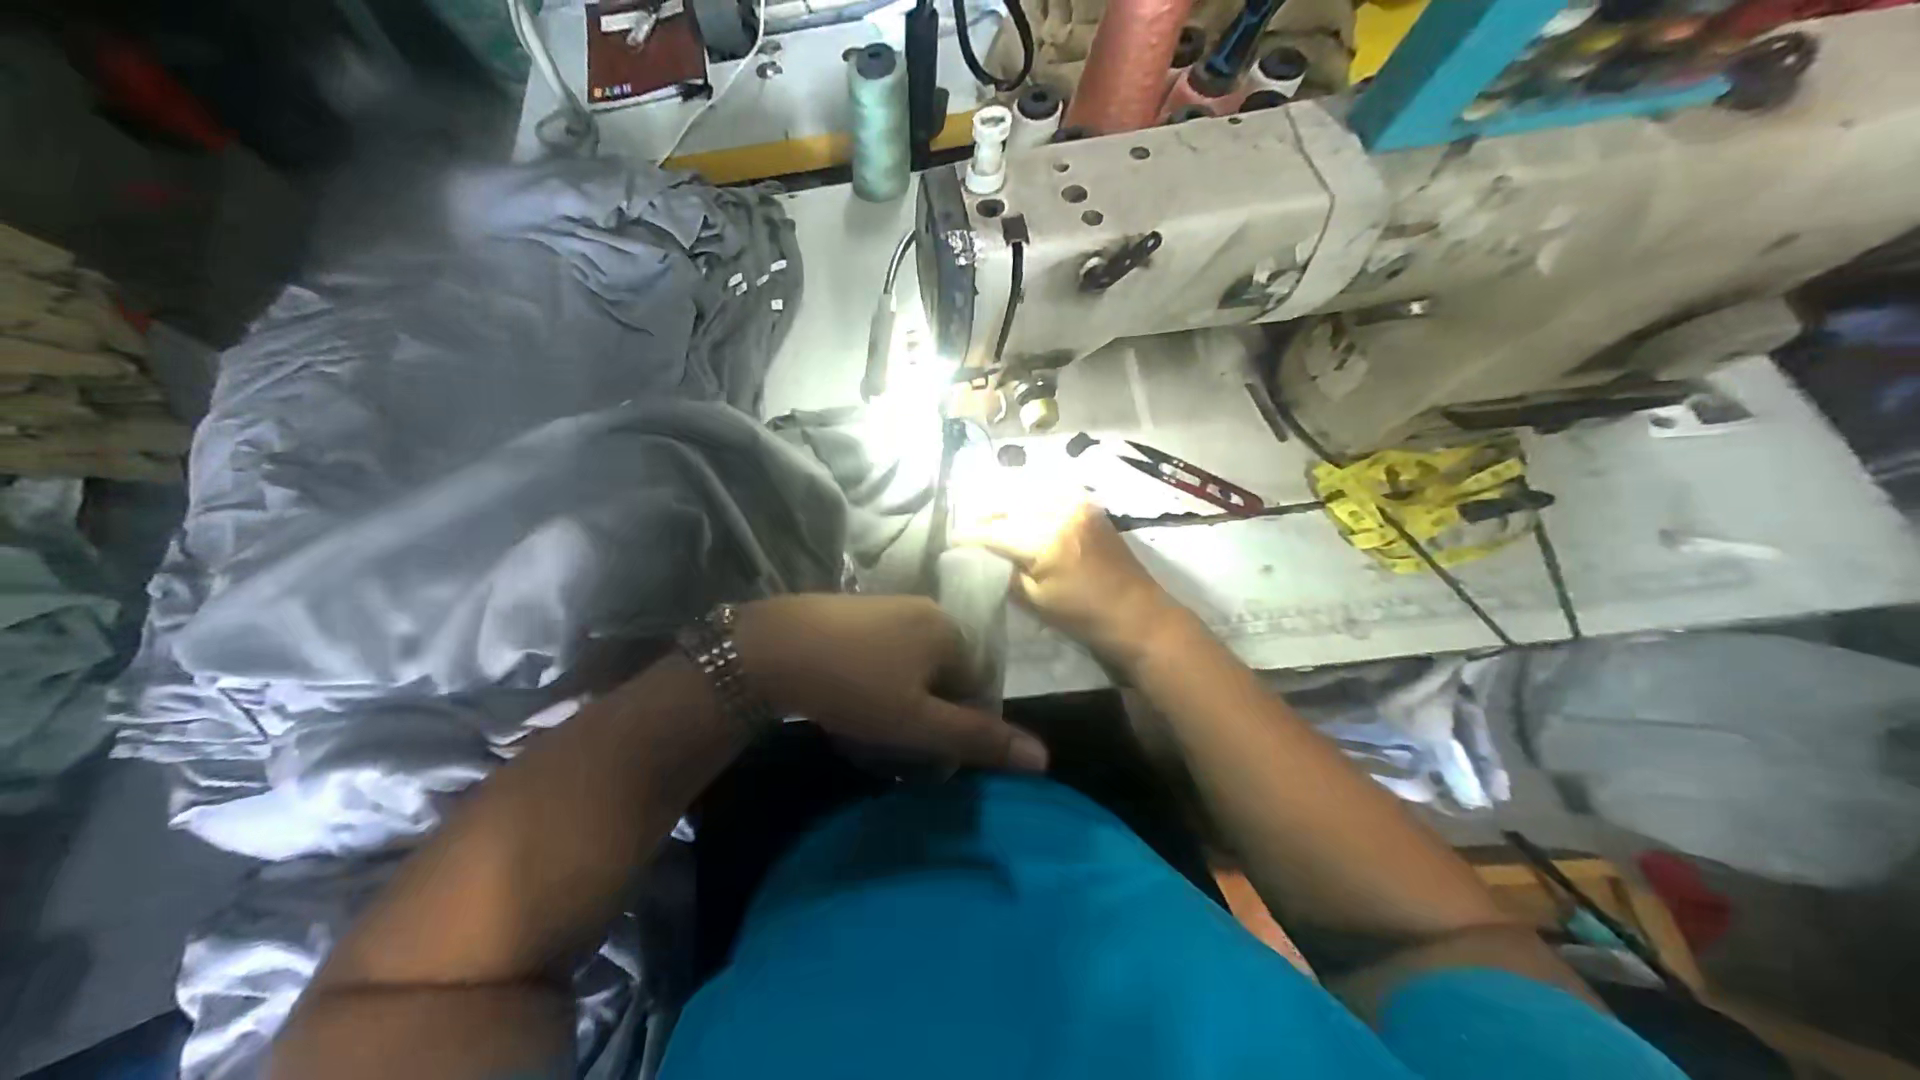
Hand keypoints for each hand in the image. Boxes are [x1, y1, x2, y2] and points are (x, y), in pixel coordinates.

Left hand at [733, 594, 1047, 771]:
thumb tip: (1044, 757)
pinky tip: (845, 701)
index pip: (976, 687)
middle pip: (943, 676)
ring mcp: (886, 607)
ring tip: (864, 728)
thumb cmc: (854, 686)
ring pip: (910, 668)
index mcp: (949, 630)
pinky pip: (881, 654)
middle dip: (923, 714)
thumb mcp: (918, 722)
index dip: (954, 725)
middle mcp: (925, 611)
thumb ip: (978, 738)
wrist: (770, 648)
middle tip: (889, 743)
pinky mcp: (853, 612)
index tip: (919, 749)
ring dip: (897, 701)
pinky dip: (873, 682)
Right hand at [955, 500, 1189, 670]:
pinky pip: (1052, 492)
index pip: (994, 530)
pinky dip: (1032, 497)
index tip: (951, 540)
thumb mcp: (1035, 600)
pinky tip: (1022, 506)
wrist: (1138, 614)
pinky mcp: (1090, 506)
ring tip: (990, 515)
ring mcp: (1077, 504)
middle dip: (985, 514)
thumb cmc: (1084, 615)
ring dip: (1007, 502)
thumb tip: (984, 557)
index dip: (970, 536)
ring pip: (1029, 493)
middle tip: (968, 526)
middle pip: (1009, 504)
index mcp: (1044, 538)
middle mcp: (1059, 511)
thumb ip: (1006, 573)